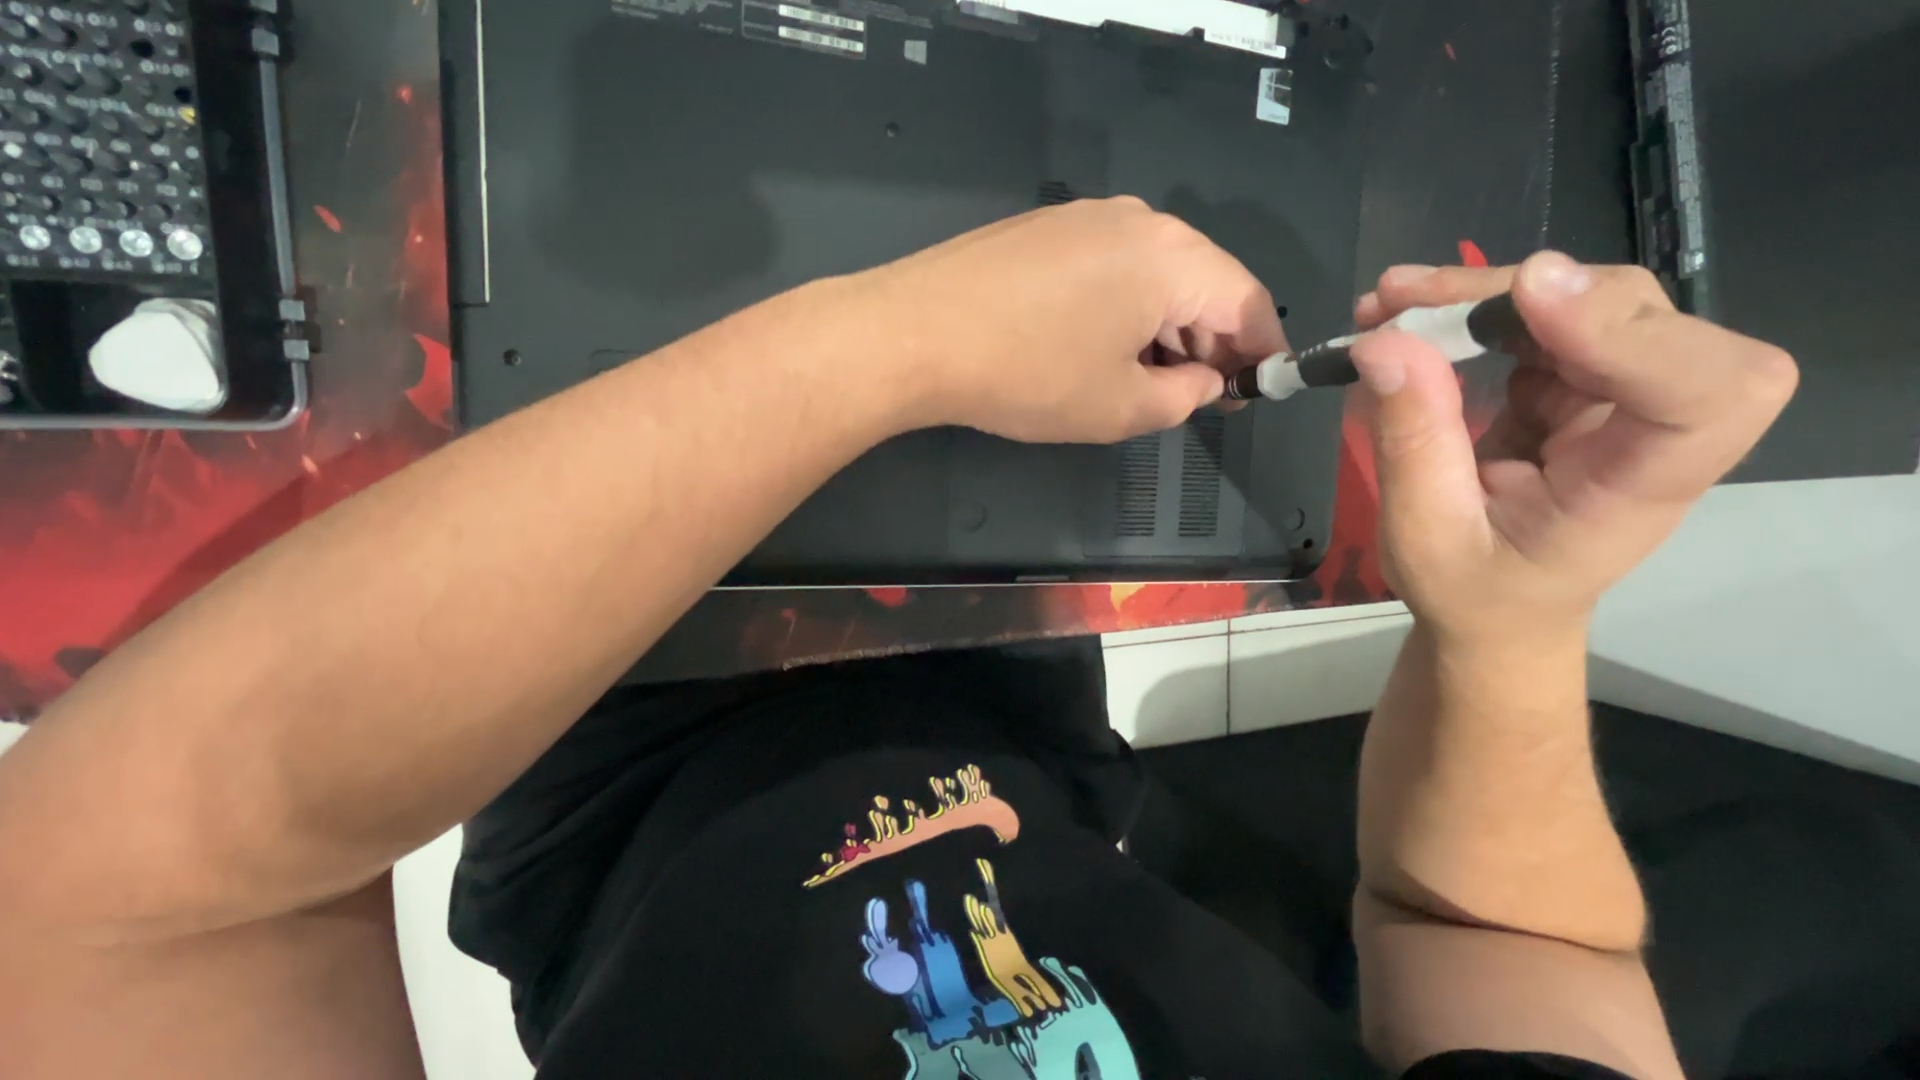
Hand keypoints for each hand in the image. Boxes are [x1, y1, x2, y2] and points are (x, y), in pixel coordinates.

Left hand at [847, 197, 1287, 442]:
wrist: (913, 334)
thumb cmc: (1028, 376)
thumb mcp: (1119, 407)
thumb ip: (1184, 399)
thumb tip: (1204, 382)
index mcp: (1173, 258)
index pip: (1247, 301)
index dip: (1260, 352)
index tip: (1255, 391)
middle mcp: (1139, 221)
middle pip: (1202, 282)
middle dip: (1207, 342)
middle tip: (1193, 396)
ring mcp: (1085, 217)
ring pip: (1153, 274)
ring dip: (1161, 328)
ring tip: (1141, 380)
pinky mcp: (1043, 228)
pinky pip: (1109, 267)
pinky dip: (1121, 308)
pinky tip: (1093, 347)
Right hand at [1348, 252, 1797, 643]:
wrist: (1495, 607)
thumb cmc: (1471, 592)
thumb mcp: (1423, 535)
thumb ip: (1413, 443)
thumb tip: (1381, 343)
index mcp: (1639, 486)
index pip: (1703, 392)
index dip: (1632, 331)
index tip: (1530, 293)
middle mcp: (1652, 425)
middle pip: (1637, 318)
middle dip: (1518, 296)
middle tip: (1403, 301)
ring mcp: (1620, 395)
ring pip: (1585, 300)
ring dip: (1484, 291)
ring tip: (1387, 302)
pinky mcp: (1581, 380)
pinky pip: (1542, 317)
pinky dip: (1473, 306)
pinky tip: (1408, 314)